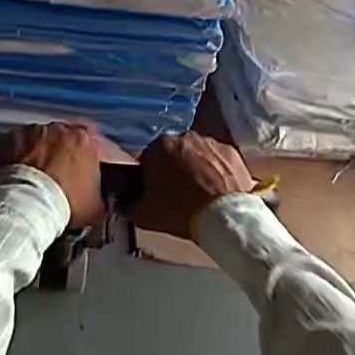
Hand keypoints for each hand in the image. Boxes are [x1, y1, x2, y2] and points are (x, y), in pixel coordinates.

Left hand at [8, 122, 106, 228]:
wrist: (31, 203)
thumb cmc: (65, 202)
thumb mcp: (95, 206)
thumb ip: (99, 196)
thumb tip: (98, 202)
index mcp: (84, 140)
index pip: (90, 141)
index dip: (84, 155)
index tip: (82, 166)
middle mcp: (59, 129)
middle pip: (63, 135)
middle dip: (61, 149)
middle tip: (57, 170)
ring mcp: (34, 131)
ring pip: (40, 136)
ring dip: (39, 148)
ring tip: (35, 170)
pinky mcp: (13, 136)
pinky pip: (18, 140)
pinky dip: (18, 150)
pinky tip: (18, 166)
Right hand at [132, 133, 253, 238]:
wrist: (223, 217)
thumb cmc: (180, 211)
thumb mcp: (144, 213)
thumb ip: (129, 203)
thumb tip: (124, 202)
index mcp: (158, 146)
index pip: (148, 158)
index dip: (151, 176)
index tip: (156, 191)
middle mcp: (183, 137)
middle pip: (174, 153)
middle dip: (174, 168)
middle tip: (178, 193)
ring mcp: (209, 142)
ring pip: (197, 154)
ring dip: (196, 167)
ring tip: (200, 193)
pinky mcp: (231, 152)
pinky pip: (218, 159)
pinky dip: (217, 170)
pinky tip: (217, 189)